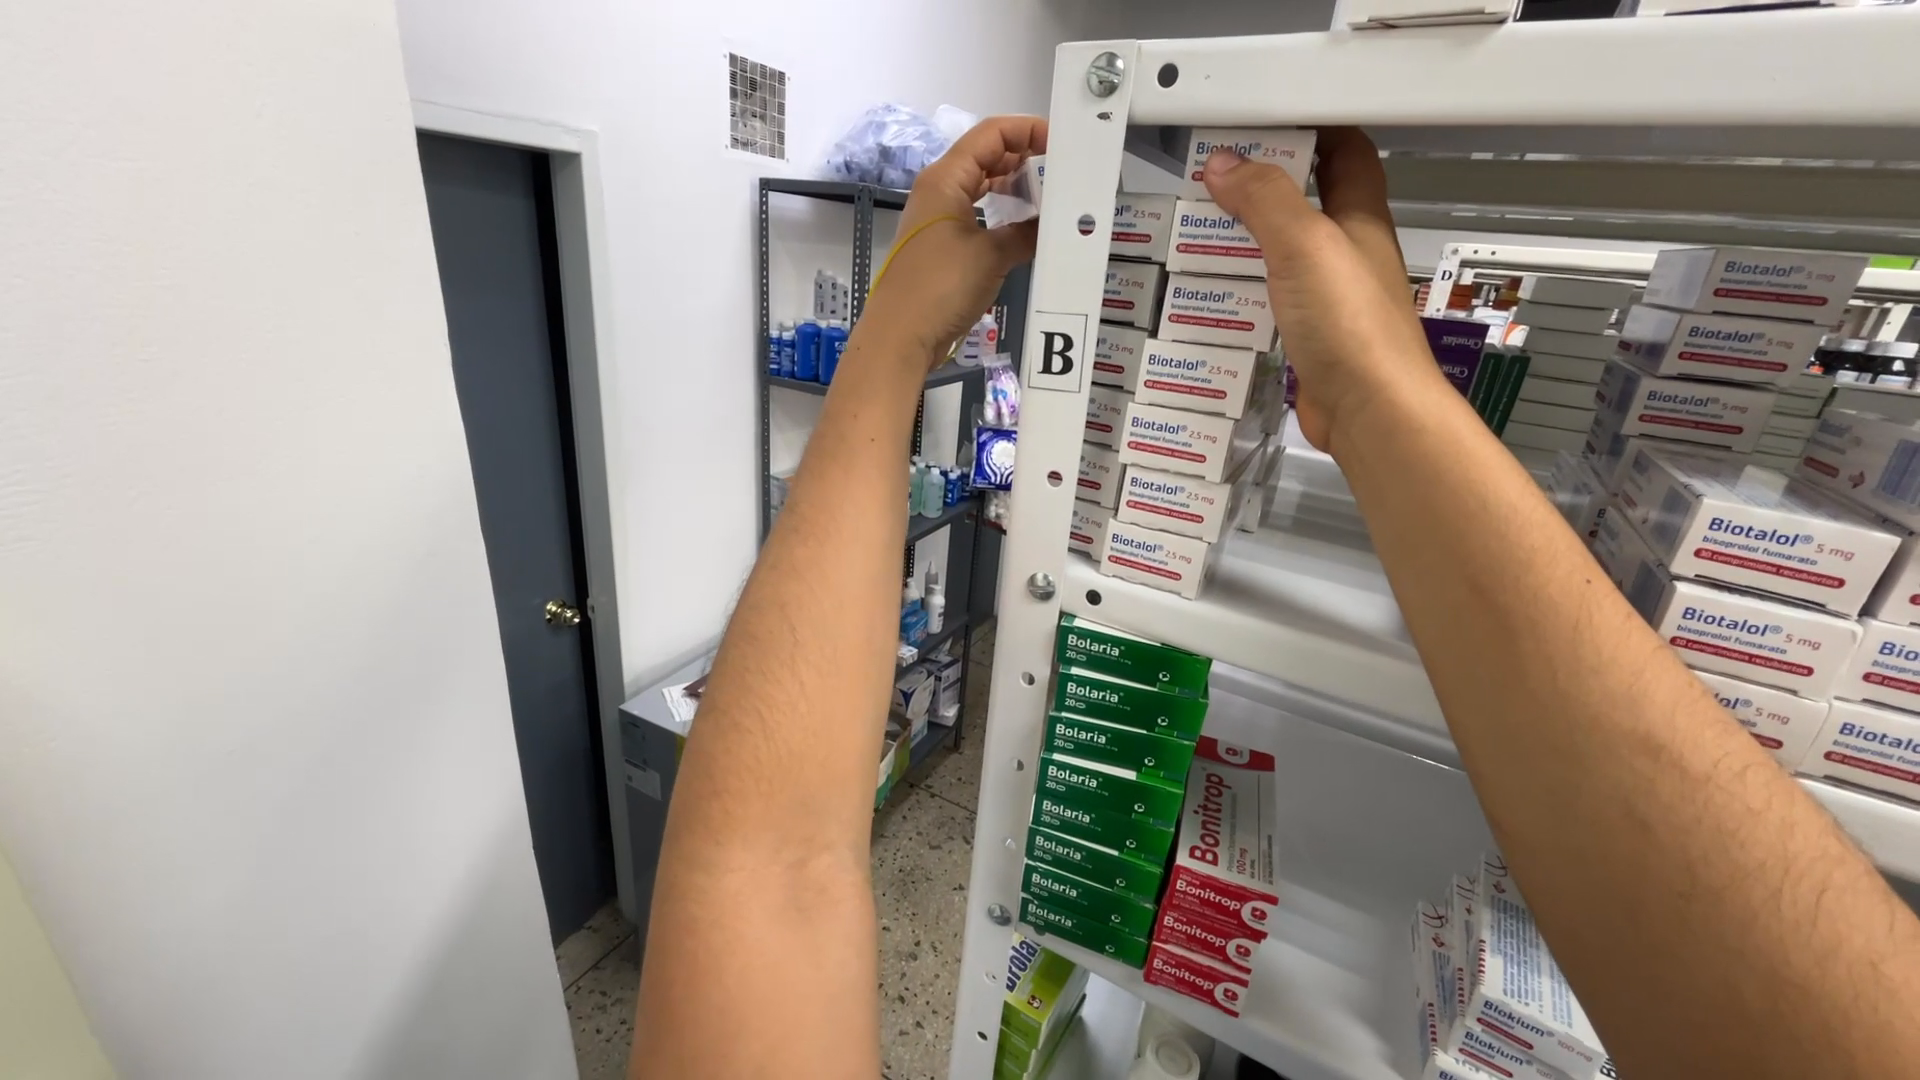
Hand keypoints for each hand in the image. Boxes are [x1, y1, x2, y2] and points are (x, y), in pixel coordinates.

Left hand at [859, 115, 1047, 367]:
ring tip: (1047, 198)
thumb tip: (1052, 224)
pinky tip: (1023, 228)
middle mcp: (938, 191)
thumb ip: (1026, 233)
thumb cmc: (941, 288)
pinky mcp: (940, 247)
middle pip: (985, 158)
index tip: (1061, 143)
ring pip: (980, 188)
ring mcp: (937, 220)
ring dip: (1012, 189)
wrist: (901, 336)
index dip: (1027, 130)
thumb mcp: (991, 256)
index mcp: (945, 179)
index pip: (991, 134)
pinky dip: (1001, 216)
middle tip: (1060, 173)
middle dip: (1023, 159)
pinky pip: (976, 216)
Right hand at [1202, 128, 1444, 453]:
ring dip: (1248, 245)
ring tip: (1200, 239)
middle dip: (1264, 190)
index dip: (1312, 130)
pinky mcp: (1311, 338)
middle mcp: (1348, 254)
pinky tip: (1216, 300)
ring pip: (1285, 257)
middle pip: (1308, 205)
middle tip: (1214, 187)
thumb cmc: (1350, 323)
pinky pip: (1273, 303)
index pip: (1345, 153)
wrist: (1369, 408)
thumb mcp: (1303, 244)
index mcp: (1359, 219)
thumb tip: (1224, 163)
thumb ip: (1264, 200)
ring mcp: (1331, 299)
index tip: (1265, 126)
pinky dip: (1245, 296)